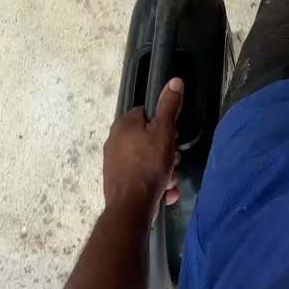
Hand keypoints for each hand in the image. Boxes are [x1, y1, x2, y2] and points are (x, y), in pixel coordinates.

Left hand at [103, 77, 182, 221]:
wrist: (130, 208)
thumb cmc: (148, 165)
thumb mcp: (164, 132)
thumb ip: (169, 106)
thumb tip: (175, 80)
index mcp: (123, 125)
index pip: (146, 114)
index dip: (163, 124)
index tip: (173, 137)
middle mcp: (114, 142)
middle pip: (148, 139)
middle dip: (165, 152)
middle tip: (175, 161)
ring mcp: (114, 164)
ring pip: (146, 161)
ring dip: (163, 170)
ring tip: (172, 182)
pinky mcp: (117, 184)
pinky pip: (140, 178)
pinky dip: (154, 184)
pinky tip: (165, 194)